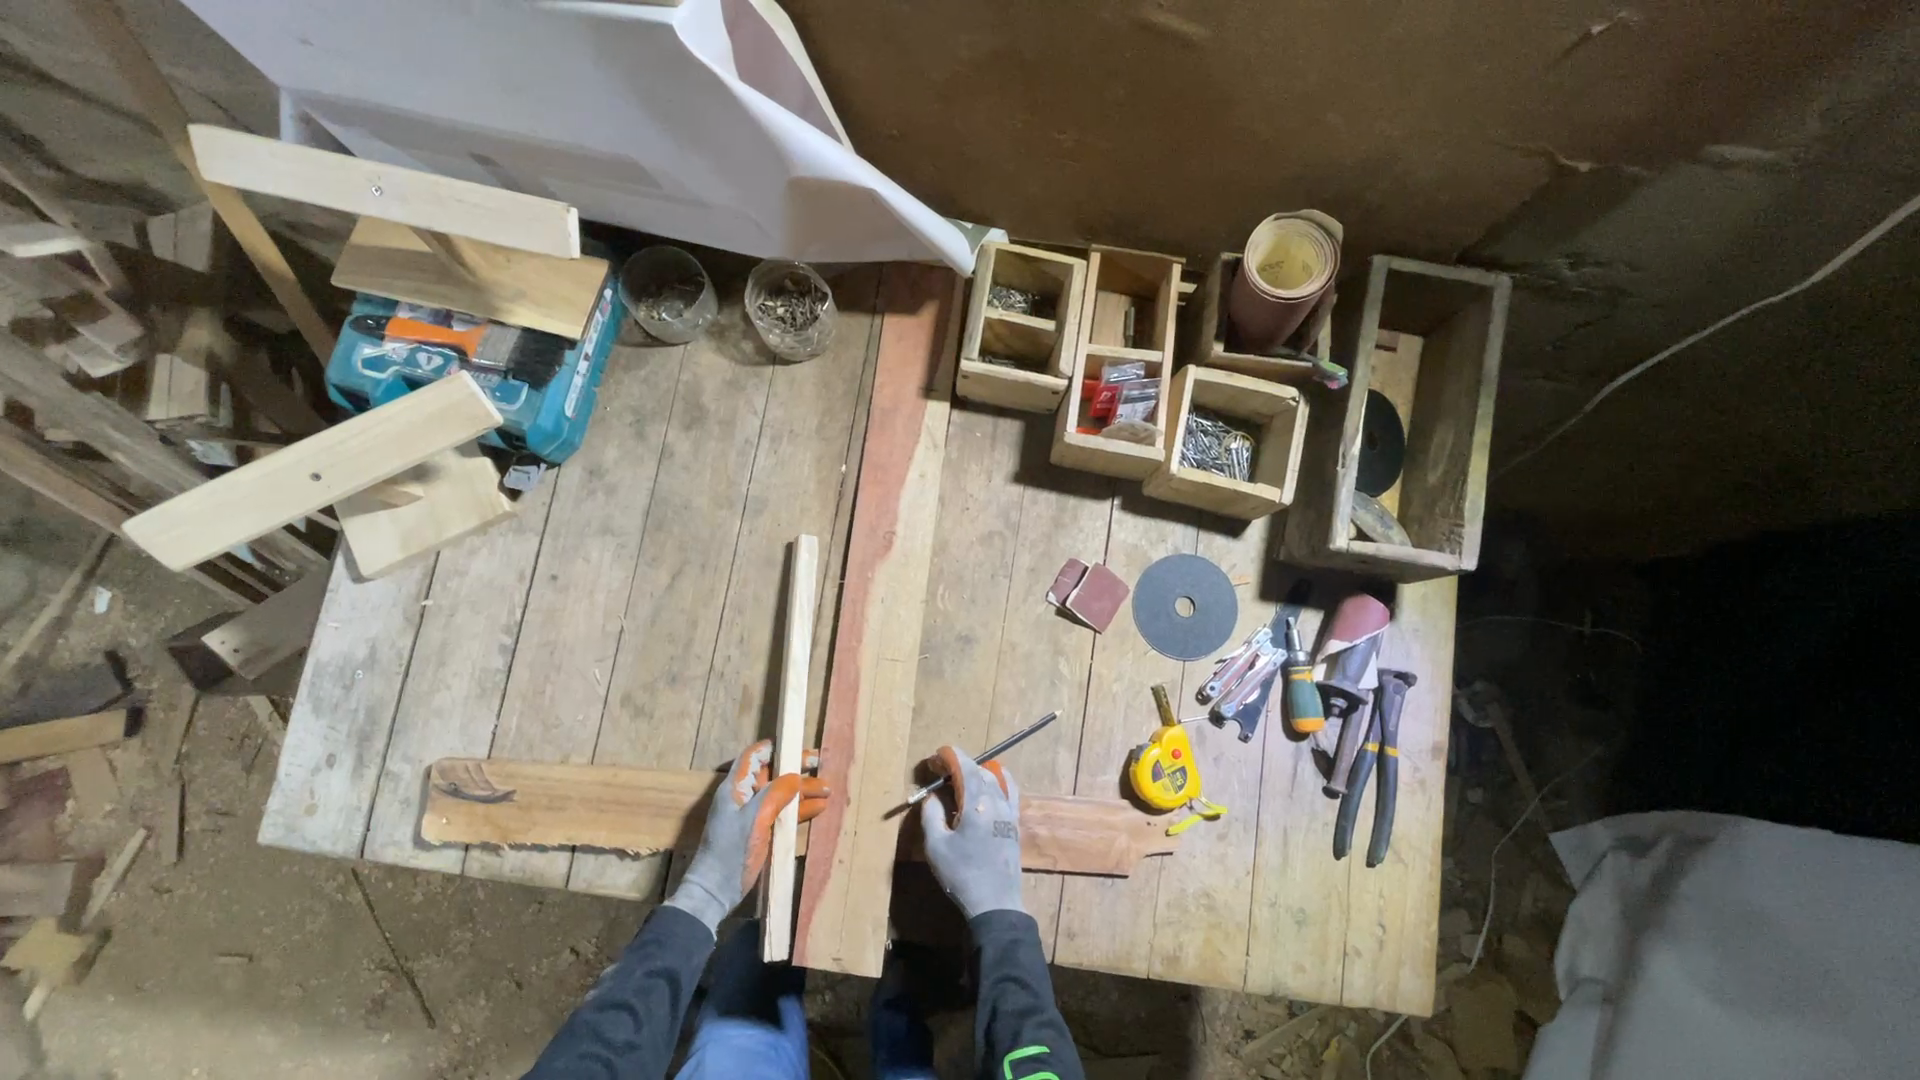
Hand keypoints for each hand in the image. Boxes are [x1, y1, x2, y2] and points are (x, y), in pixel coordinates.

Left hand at [665, 739, 829, 934]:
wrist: (715, 891)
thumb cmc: (731, 851)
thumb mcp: (755, 819)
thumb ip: (775, 794)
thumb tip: (795, 776)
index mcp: (736, 788)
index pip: (754, 756)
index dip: (774, 748)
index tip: (797, 745)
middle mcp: (744, 797)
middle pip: (772, 774)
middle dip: (796, 769)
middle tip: (821, 764)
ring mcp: (752, 815)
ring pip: (781, 795)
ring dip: (803, 791)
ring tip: (828, 790)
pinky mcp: (759, 832)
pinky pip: (782, 814)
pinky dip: (799, 810)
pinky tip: (818, 808)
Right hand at [917, 746, 1024, 918]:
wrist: (995, 902)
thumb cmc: (961, 874)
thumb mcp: (936, 845)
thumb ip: (931, 814)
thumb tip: (933, 797)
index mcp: (977, 801)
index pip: (963, 765)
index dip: (947, 756)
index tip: (934, 758)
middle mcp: (996, 799)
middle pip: (978, 769)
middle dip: (959, 764)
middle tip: (940, 770)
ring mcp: (1009, 810)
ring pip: (994, 778)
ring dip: (976, 772)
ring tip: (959, 780)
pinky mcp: (1015, 822)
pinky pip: (1008, 790)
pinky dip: (997, 781)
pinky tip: (988, 786)